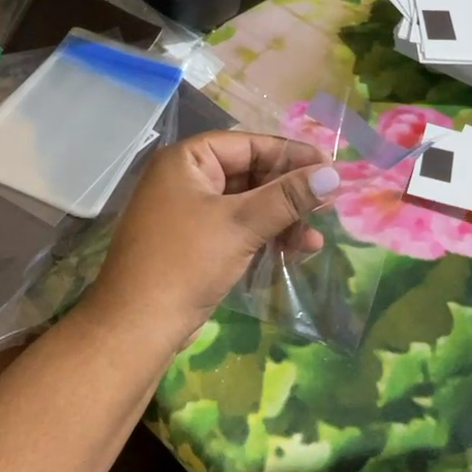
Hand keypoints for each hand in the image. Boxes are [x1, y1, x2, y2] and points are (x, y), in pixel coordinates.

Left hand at [79, 131, 339, 350]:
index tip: (330, 170)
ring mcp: (188, 212)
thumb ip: (288, 197)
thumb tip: (334, 175)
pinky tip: (295, 252)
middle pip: (250, 173)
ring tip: (315, 239)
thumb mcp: (242, 224)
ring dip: (282, 219)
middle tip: (328, 206)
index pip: (249, 144)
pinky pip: (237, 228)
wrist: (137, 327)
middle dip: (289, 193)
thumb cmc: (186, 262)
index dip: (291, 155)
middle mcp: (185, 179)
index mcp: (187, 160)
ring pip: (247, 204)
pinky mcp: (195, 243)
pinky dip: (265, 236)